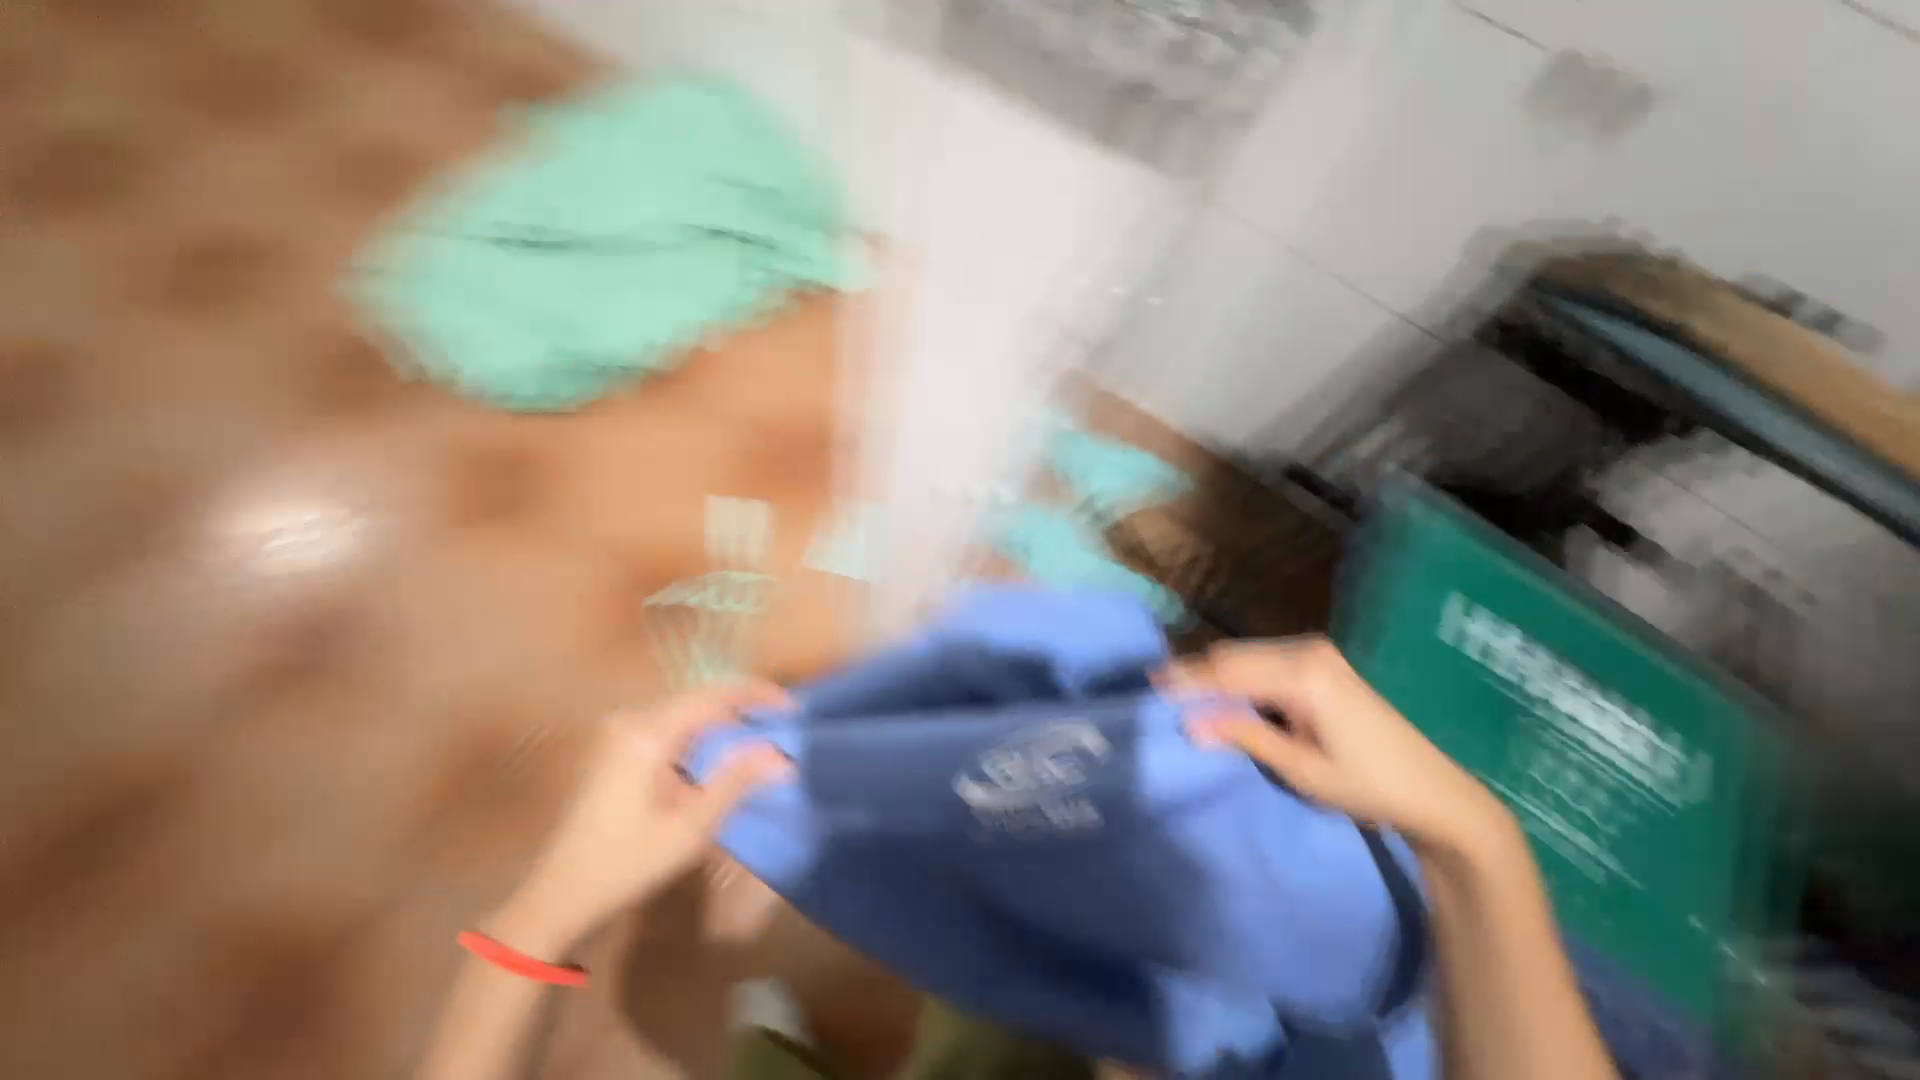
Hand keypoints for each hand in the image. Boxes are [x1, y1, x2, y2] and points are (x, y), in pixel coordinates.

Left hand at [487, 682, 793, 959]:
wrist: (562, 894)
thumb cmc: (628, 862)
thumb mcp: (691, 826)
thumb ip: (737, 781)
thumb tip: (784, 756)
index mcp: (648, 733)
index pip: (714, 697)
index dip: (757, 696)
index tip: (794, 710)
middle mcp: (633, 720)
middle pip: (700, 698)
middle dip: (744, 707)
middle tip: (783, 725)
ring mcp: (621, 732)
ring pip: (687, 711)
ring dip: (724, 721)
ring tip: (762, 738)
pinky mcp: (619, 748)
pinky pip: (671, 726)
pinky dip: (703, 734)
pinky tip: (723, 754)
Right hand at [1171, 637, 1505, 849]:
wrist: (1434, 793)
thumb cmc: (1367, 786)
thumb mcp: (1300, 768)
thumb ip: (1243, 737)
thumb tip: (1188, 724)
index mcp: (1303, 675)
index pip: (1227, 670)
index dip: (1186, 679)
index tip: (1149, 688)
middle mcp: (1308, 652)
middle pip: (1233, 655)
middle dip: (1197, 675)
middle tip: (1161, 697)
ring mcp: (1318, 654)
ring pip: (1247, 656)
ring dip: (1218, 676)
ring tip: (1186, 701)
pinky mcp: (1323, 664)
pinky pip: (1265, 662)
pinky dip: (1241, 677)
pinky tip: (1227, 699)